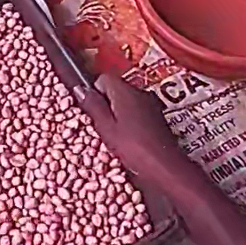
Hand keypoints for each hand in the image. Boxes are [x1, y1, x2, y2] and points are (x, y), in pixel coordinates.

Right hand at [74, 73, 196, 191]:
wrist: (165, 165)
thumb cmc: (133, 147)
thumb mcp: (106, 128)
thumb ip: (93, 106)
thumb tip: (80, 89)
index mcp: (124, 91)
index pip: (103, 78)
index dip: (94, 92)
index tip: (90, 110)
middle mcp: (140, 92)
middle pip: (116, 89)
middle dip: (106, 104)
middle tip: (101, 125)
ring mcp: (151, 104)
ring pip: (127, 101)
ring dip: (118, 114)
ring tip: (114, 135)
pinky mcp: (158, 117)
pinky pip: (138, 112)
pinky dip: (131, 121)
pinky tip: (129, 139)